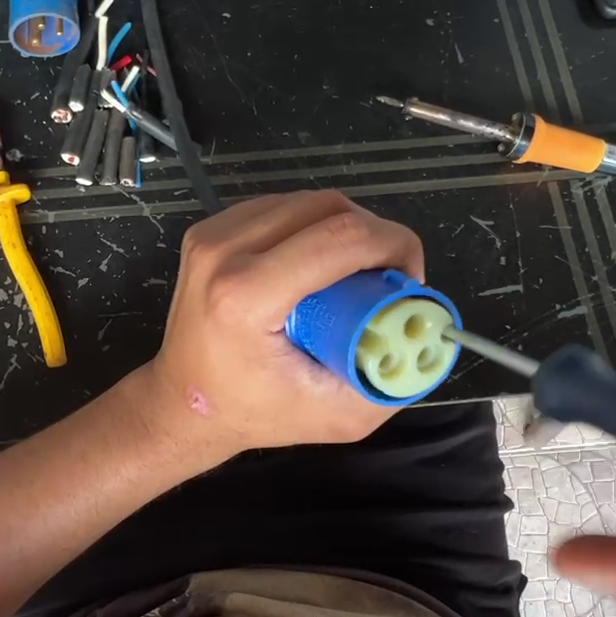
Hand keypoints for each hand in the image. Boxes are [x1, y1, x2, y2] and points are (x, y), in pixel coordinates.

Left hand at [131, 190, 426, 456]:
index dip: (394, 247)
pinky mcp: (207, 231)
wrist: (184, 401)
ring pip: (304, 200)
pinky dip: (309, 225)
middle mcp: (223, 254)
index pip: (342, 237)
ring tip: (353, 273)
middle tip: (387, 278)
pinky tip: (315, 261)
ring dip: (343, 227)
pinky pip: (277, 207)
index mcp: (246, 297)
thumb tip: (430, 333)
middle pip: (327, 207)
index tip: (408, 281)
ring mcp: (210, 237)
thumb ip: (392, 378)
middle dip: (375, 235)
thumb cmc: (255, 412)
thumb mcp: (337, 416)